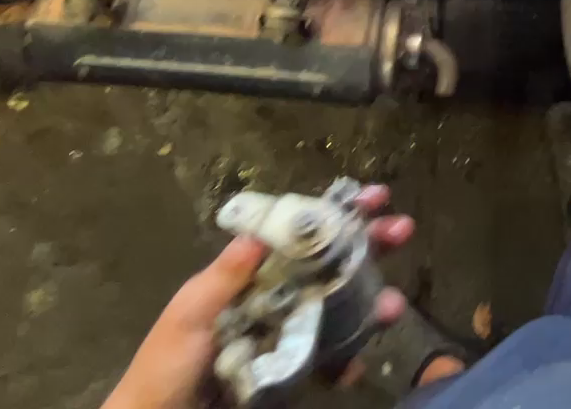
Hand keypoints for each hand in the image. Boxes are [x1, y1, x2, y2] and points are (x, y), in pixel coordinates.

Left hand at [101, 185, 413, 408]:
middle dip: (372, 242)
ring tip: (394, 305)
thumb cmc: (166, 367)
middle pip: (334, 261)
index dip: (341, 211)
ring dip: (373, 301)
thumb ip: (223, 278)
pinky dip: (349, 360)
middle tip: (404, 228)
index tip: (375, 196)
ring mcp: (290, 334)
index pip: (304, 231)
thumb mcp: (187, 316)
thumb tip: (260, 232)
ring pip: (342, 307)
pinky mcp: (294, 373)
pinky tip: (357, 364)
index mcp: (255, 272)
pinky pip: (330, 361)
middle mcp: (280, 294)